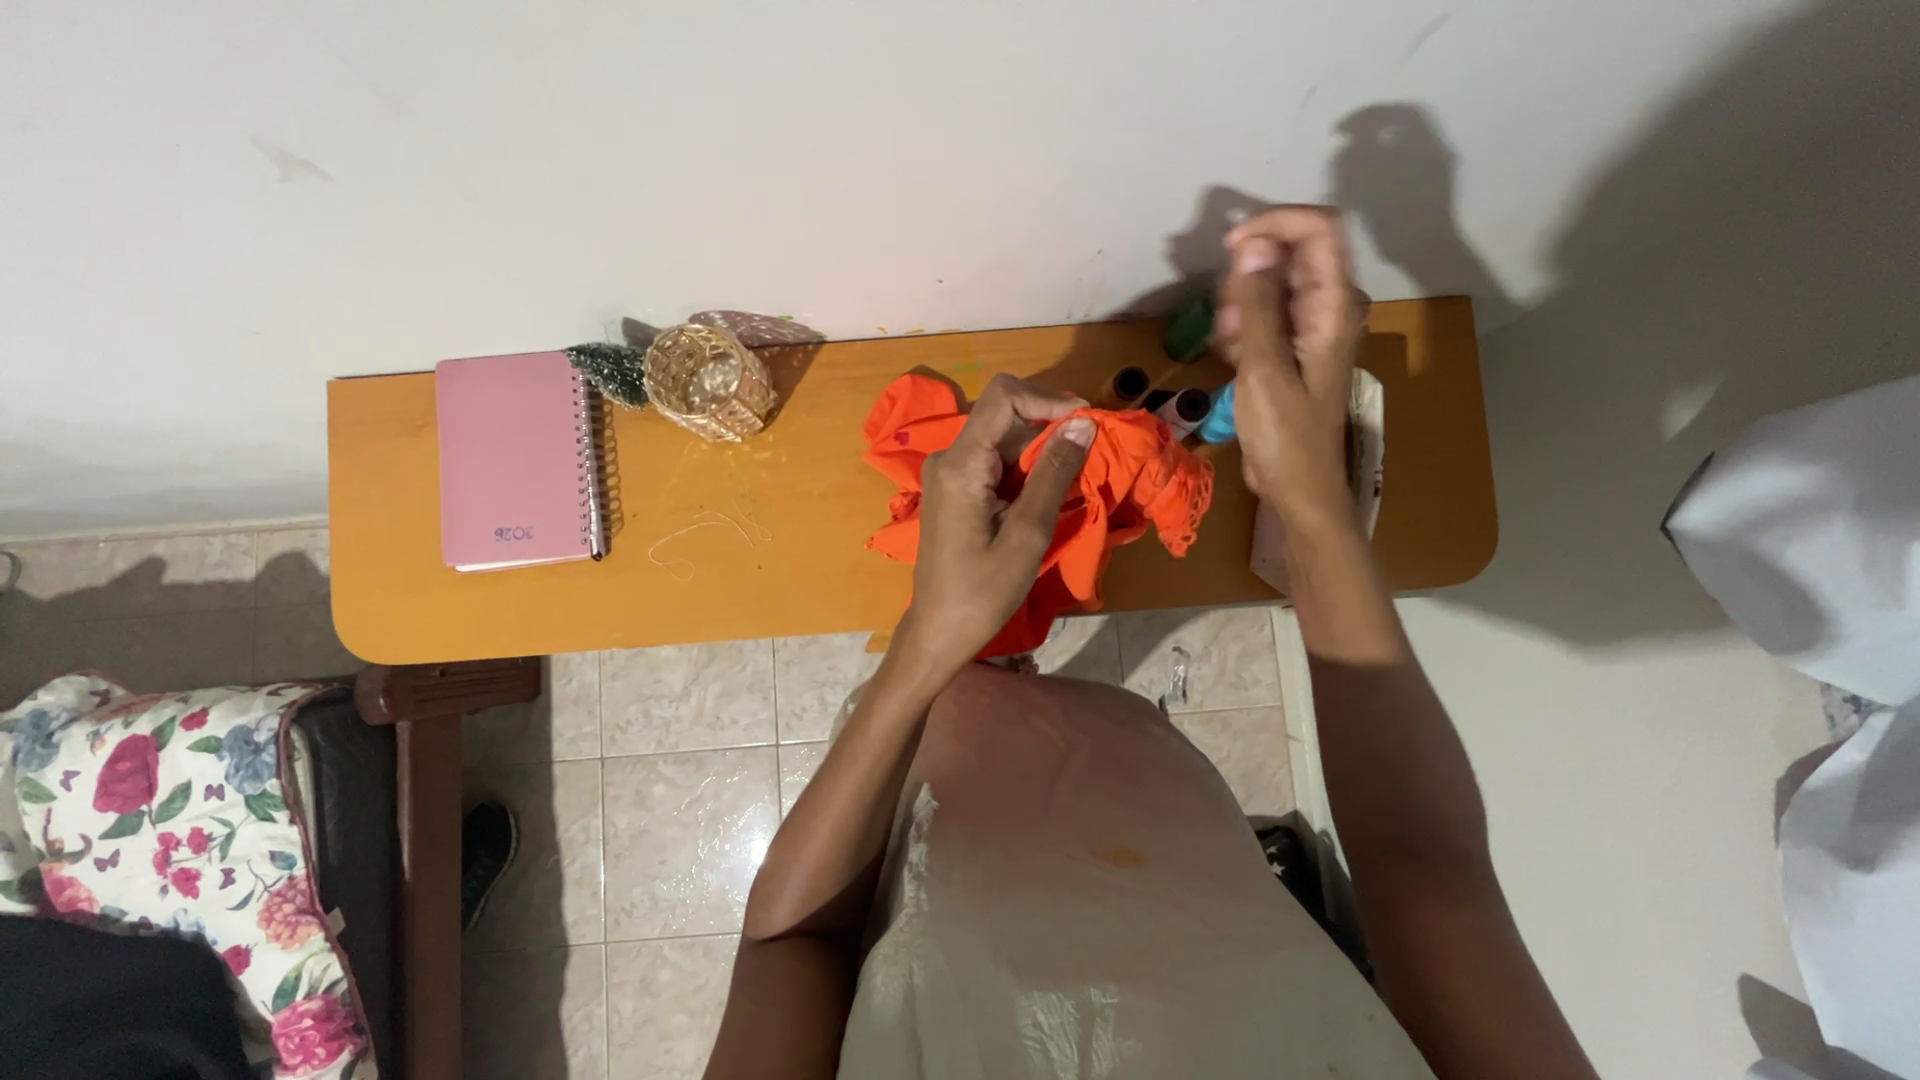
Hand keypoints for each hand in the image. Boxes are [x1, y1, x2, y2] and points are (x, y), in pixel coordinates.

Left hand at [899, 374, 1093, 671]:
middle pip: (1001, 412)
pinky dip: (1024, 463)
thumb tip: (1083, 424)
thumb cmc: (983, 592)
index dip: (1049, 398)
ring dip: (1039, 443)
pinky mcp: (953, 488)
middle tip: (1088, 446)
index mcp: (960, 464)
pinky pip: (993, 458)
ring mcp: (947, 473)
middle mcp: (947, 458)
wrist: (939, 630)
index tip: (1087, 420)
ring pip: (1000, 434)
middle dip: (1048, 420)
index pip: (1003, 397)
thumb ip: (1054, 474)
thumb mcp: (1028, 534)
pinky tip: (1047, 485)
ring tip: (1073, 469)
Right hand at [1214, 205, 1368, 528]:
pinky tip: (1232, 358)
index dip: (1276, 223)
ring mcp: (1311, 325)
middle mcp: (1330, 305)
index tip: (1231, 248)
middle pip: (1290, 252)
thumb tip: (1252, 246)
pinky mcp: (1293, 344)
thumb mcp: (1263, 370)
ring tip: (1229, 348)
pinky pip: (1265, 312)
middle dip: (1248, 274)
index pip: (1320, 228)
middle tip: (1226, 320)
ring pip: (1271, 282)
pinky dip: (1242, 326)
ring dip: (1240, 305)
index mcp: (1335, 306)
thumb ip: (1258, 306)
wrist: (1297, 485)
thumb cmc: (1285, 436)